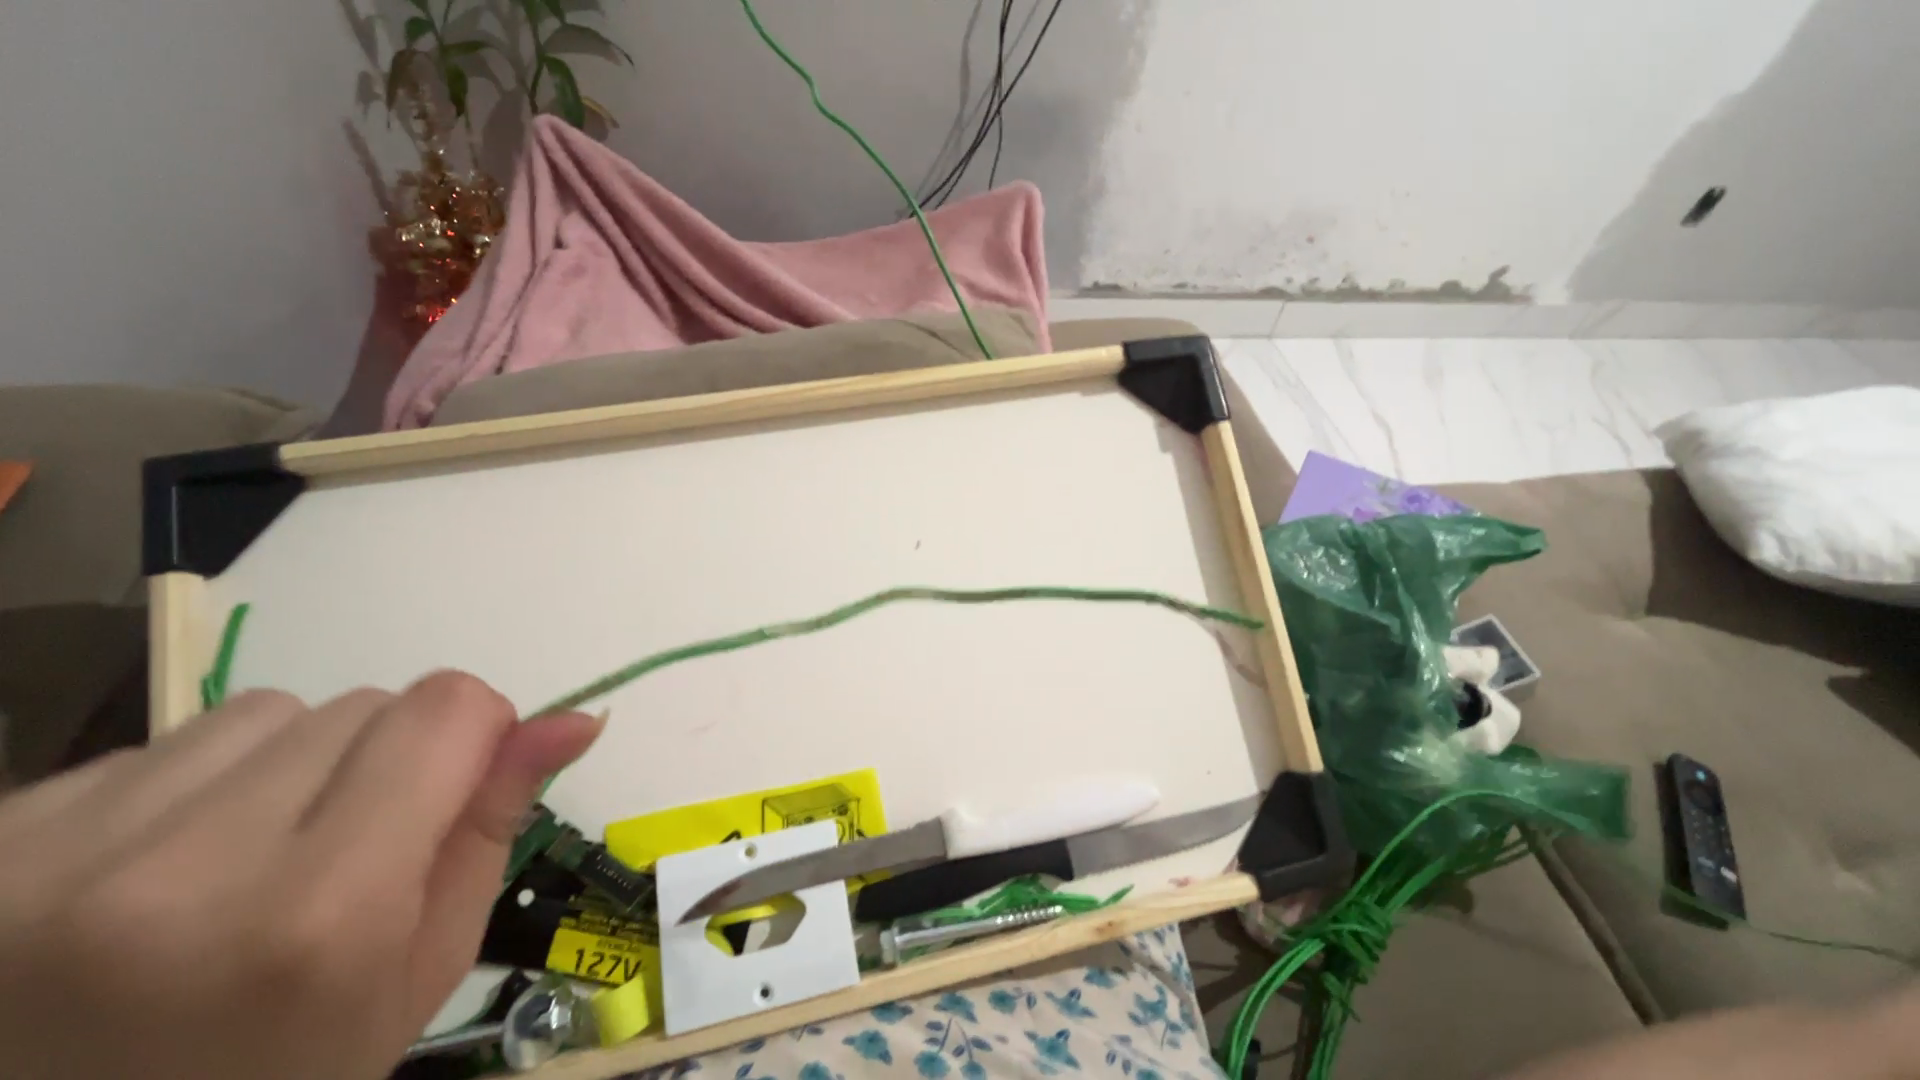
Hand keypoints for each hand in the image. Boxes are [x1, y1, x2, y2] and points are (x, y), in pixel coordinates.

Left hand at [0, 672, 601, 1079]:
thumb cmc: (289, 1071)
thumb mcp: (420, 968)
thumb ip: (493, 827)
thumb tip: (574, 720)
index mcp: (319, 917)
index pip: (442, 713)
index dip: (479, 730)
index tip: (463, 782)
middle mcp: (183, 869)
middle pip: (361, 706)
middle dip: (386, 757)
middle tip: (351, 850)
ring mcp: (62, 851)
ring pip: (265, 710)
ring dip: (291, 762)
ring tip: (253, 856)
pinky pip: (162, 743)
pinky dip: (197, 786)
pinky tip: (165, 869)